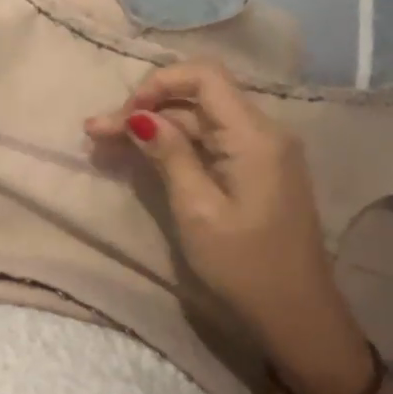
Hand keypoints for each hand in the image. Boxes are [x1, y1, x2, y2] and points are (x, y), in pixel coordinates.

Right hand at [85, 61, 376, 393]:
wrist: (296, 317)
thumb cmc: (244, 266)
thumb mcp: (197, 211)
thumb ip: (169, 156)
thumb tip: (138, 116)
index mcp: (255, 136)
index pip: (205, 76)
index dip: (159, 83)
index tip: (124, 115)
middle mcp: (264, 132)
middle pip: (199, 98)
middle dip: (145, 109)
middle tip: (96, 134)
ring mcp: (263, 152)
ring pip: (201, 121)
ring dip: (155, 128)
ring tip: (105, 145)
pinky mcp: (257, 172)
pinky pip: (212, 144)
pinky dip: (175, 146)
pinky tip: (140, 157)